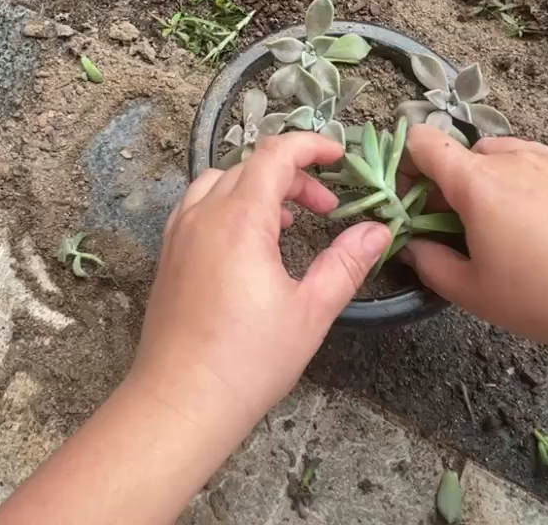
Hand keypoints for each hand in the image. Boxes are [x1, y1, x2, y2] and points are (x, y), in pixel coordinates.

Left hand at [128, 132, 391, 435]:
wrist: (179, 401)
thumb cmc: (248, 361)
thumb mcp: (310, 312)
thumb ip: (346, 263)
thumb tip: (378, 230)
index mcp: (239, 218)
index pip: (276, 154)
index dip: (311, 146)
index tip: (340, 156)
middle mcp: (204, 212)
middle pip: (251, 165)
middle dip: (294, 176)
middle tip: (326, 208)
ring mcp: (180, 229)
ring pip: (221, 179)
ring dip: (259, 186)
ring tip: (287, 222)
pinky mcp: (168, 249)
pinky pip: (199, 202)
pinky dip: (229, 202)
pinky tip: (247, 240)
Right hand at [399, 126, 547, 360]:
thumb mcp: (475, 293)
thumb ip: (429, 264)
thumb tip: (413, 246)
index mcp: (476, 180)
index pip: (422, 140)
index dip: (405, 164)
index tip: (411, 201)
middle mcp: (509, 157)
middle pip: (458, 154)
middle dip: (447, 186)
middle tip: (458, 231)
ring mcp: (547, 159)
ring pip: (494, 157)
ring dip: (483, 183)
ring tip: (501, 230)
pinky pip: (529, 166)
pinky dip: (517, 185)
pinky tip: (538, 229)